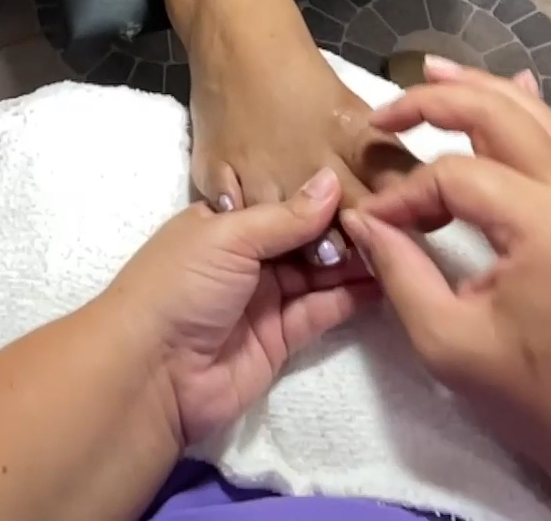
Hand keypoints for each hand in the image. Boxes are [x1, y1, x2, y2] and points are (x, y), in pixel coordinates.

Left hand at [97, 169, 376, 447]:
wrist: (151, 370)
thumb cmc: (181, 284)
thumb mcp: (228, 236)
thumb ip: (285, 215)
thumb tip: (331, 179)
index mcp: (222, 223)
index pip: (278, 203)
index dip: (318, 198)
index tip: (366, 185)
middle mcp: (243, 257)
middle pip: (301, 239)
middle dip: (341, 230)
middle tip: (393, 218)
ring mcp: (261, 299)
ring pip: (314, 274)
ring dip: (350, 262)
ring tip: (398, 246)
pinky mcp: (278, 340)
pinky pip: (318, 312)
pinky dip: (348, 298)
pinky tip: (384, 282)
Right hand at [340, 58, 550, 495]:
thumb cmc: (537, 398)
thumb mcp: (448, 343)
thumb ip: (398, 271)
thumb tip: (362, 221)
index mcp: (542, 229)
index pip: (452, 177)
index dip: (402, 194)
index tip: (371, 226)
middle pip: (500, 115)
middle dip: (435, 103)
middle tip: (384, 114)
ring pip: (533, 118)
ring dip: (479, 90)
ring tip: (431, 72)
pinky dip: (521, 109)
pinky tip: (507, 86)